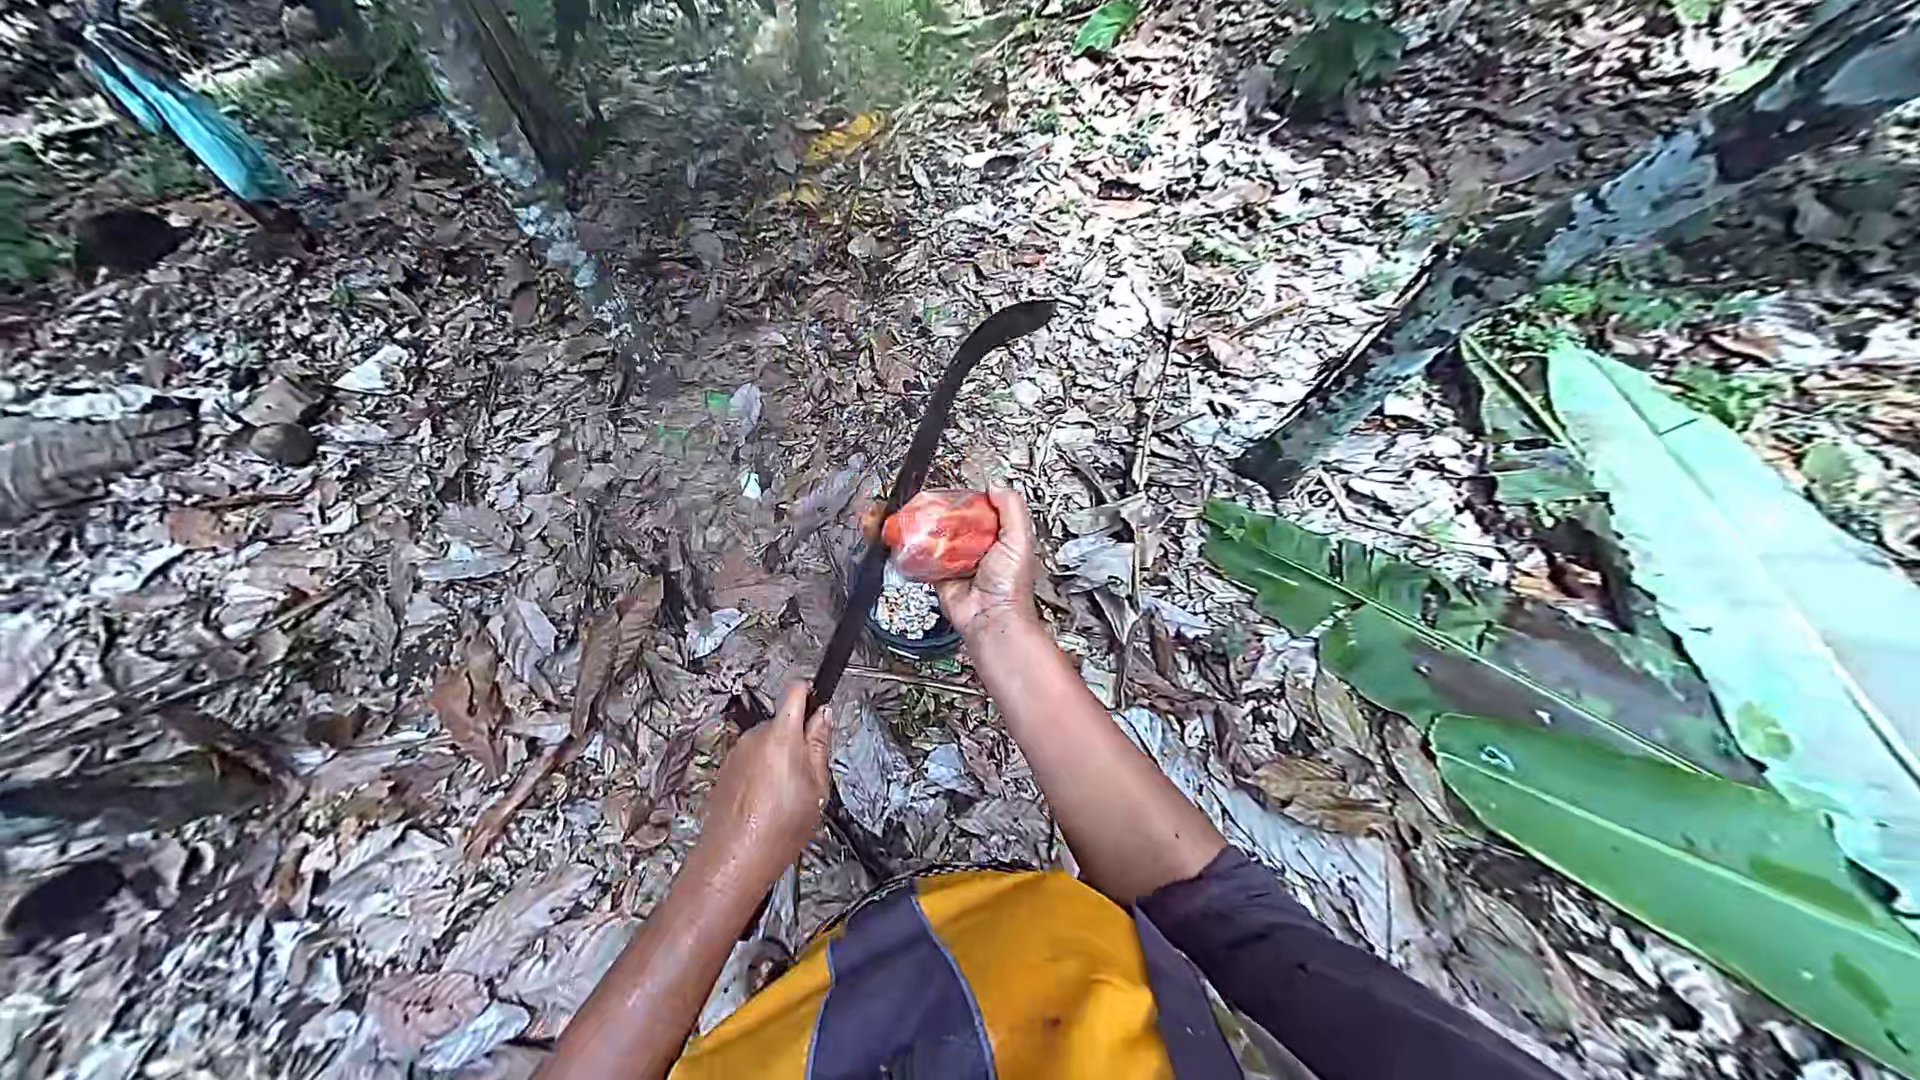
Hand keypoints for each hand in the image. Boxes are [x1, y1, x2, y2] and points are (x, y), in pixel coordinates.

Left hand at [700, 683, 832, 877]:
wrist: (733, 861)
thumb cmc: (778, 828)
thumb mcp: (817, 786)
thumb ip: (820, 745)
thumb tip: (823, 716)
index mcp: (782, 734)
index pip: (795, 690)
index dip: (810, 694)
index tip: (819, 709)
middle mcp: (755, 737)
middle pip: (783, 722)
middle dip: (798, 740)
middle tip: (808, 774)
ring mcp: (737, 754)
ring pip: (768, 743)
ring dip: (779, 759)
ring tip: (787, 796)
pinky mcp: (726, 771)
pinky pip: (752, 761)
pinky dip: (762, 774)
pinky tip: (767, 804)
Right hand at [935, 483, 1037, 638]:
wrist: (991, 618)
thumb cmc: (1010, 586)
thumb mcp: (1019, 538)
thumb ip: (1011, 508)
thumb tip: (996, 485)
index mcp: (1002, 538)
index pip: (984, 510)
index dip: (972, 500)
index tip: (959, 493)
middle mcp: (980, 549)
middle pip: (959, 523)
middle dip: (947, 515)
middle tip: (936, 506)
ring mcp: (960, 563)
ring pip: (941, 539)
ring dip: (931, 531)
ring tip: (921, 519)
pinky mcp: (942, 576)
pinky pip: (927, 560)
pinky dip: (920, 552)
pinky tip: (915, 541)